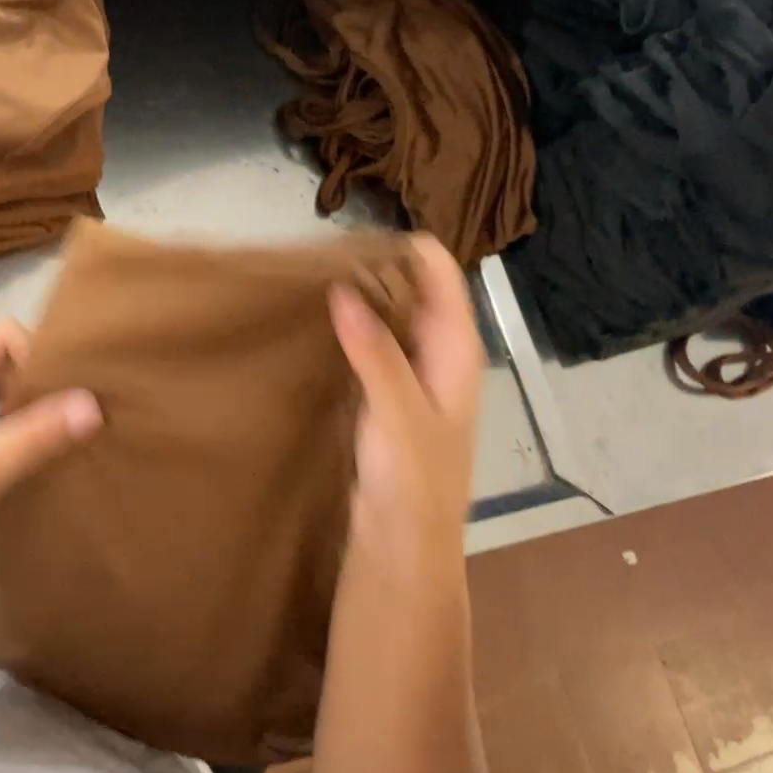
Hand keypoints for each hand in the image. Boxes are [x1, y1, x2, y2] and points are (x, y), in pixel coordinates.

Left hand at [0, 319, 101, 561]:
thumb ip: (45, 428)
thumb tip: (93, 405)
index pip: (3, 334)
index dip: (34, 359)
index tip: (54, 395)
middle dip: (28, 375)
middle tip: (53, 407)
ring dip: (19, 391)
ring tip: (41, 420)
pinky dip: (5, 404)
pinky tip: (22, 430)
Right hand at [329, 234, 483, 541]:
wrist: (403, 538)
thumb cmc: (413, 476)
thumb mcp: (396, 409)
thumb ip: (374, 349)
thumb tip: (343, 289)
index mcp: (457, 349)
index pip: (441, 276)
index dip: (407, 248)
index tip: (354, 234)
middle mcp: (438, 352)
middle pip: (415, 289)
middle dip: (377, 267)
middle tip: (324, 253)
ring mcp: (412, 372)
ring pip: (391, 314)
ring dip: (362, 295)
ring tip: (315, 276)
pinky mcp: (387, 391)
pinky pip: (372, 341)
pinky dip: (351, 325)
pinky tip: (320, 320)